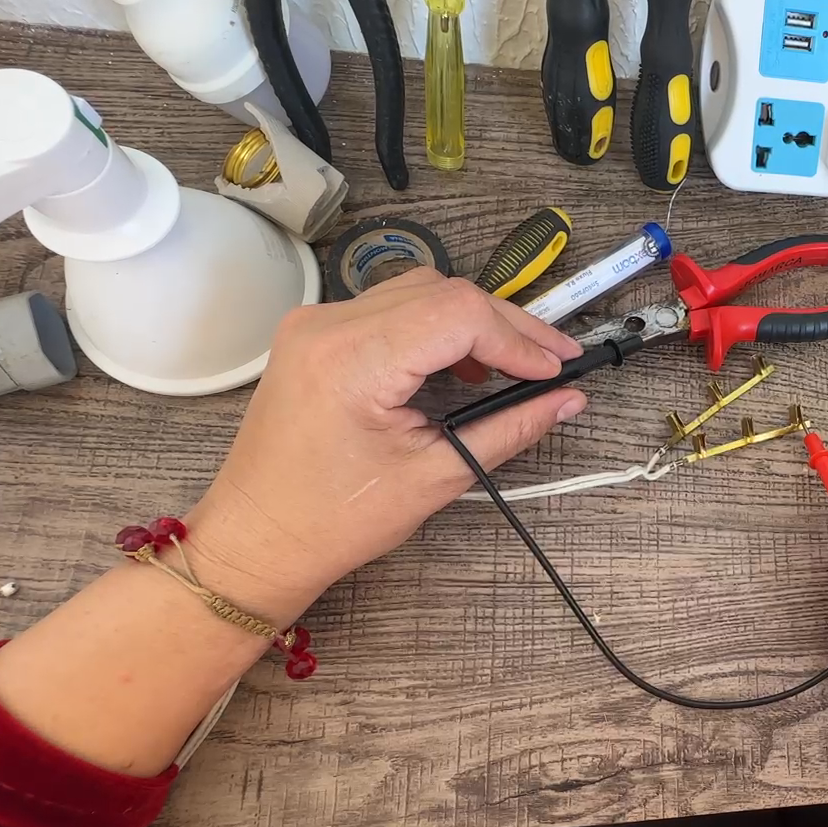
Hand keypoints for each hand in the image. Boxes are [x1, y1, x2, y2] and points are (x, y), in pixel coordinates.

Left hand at [185, 270, 584, 621]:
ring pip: (423, 290)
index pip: (459, 315)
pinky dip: (442, 326)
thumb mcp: (438, 475)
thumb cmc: (339, 519)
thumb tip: (569, 400)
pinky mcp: (319, 333)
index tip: (558, 371)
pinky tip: (465, 363)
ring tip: (517, 363)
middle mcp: (329, 324)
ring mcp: (318, 323)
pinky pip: (396, 307)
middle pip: (445, 292)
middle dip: (510, 325)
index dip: (520, 340)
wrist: (259, 536)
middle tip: (555, 360)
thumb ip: (510, 428)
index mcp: (353, 360)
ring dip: (478, 321)